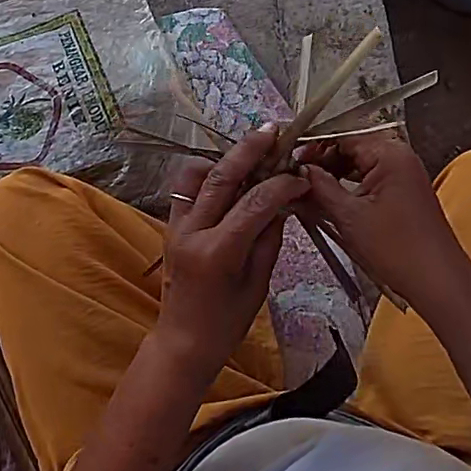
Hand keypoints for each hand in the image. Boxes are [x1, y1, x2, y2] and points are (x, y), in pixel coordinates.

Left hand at [155, 125, 309, 380]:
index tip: (301, 176)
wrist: (183, 340)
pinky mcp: (169, 224)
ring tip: (250, 154)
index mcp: (218, 252)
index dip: (281, 184)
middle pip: (220, 177)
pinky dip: (205, 174)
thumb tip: (283, 200)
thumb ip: (269, 237)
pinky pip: (185, 188)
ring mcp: (175, 225)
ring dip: (223, 159)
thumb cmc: (227, 321)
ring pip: (195, 175)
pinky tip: (227, 177)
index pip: (254, 203)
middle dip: (248, 150)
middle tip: (272, 131)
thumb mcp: (258, 282)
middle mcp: (191, 231)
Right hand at [297, 132, 470, 312]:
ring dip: (332, 176)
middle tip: (293, 178)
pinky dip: (347, 188)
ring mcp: (402, 174)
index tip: (289, 162)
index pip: (341, 137)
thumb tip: (299, 170)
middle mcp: (399, 157)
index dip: (313, 148)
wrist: (437, 282)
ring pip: (357, 165)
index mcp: (389, 154)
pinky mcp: (402, 192)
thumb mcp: (348, 216)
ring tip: (305, 190)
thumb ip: (320, 187)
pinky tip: (327, 201)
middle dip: (321, 163)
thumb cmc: (395, 248)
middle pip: (350, 149)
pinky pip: (368, 180)